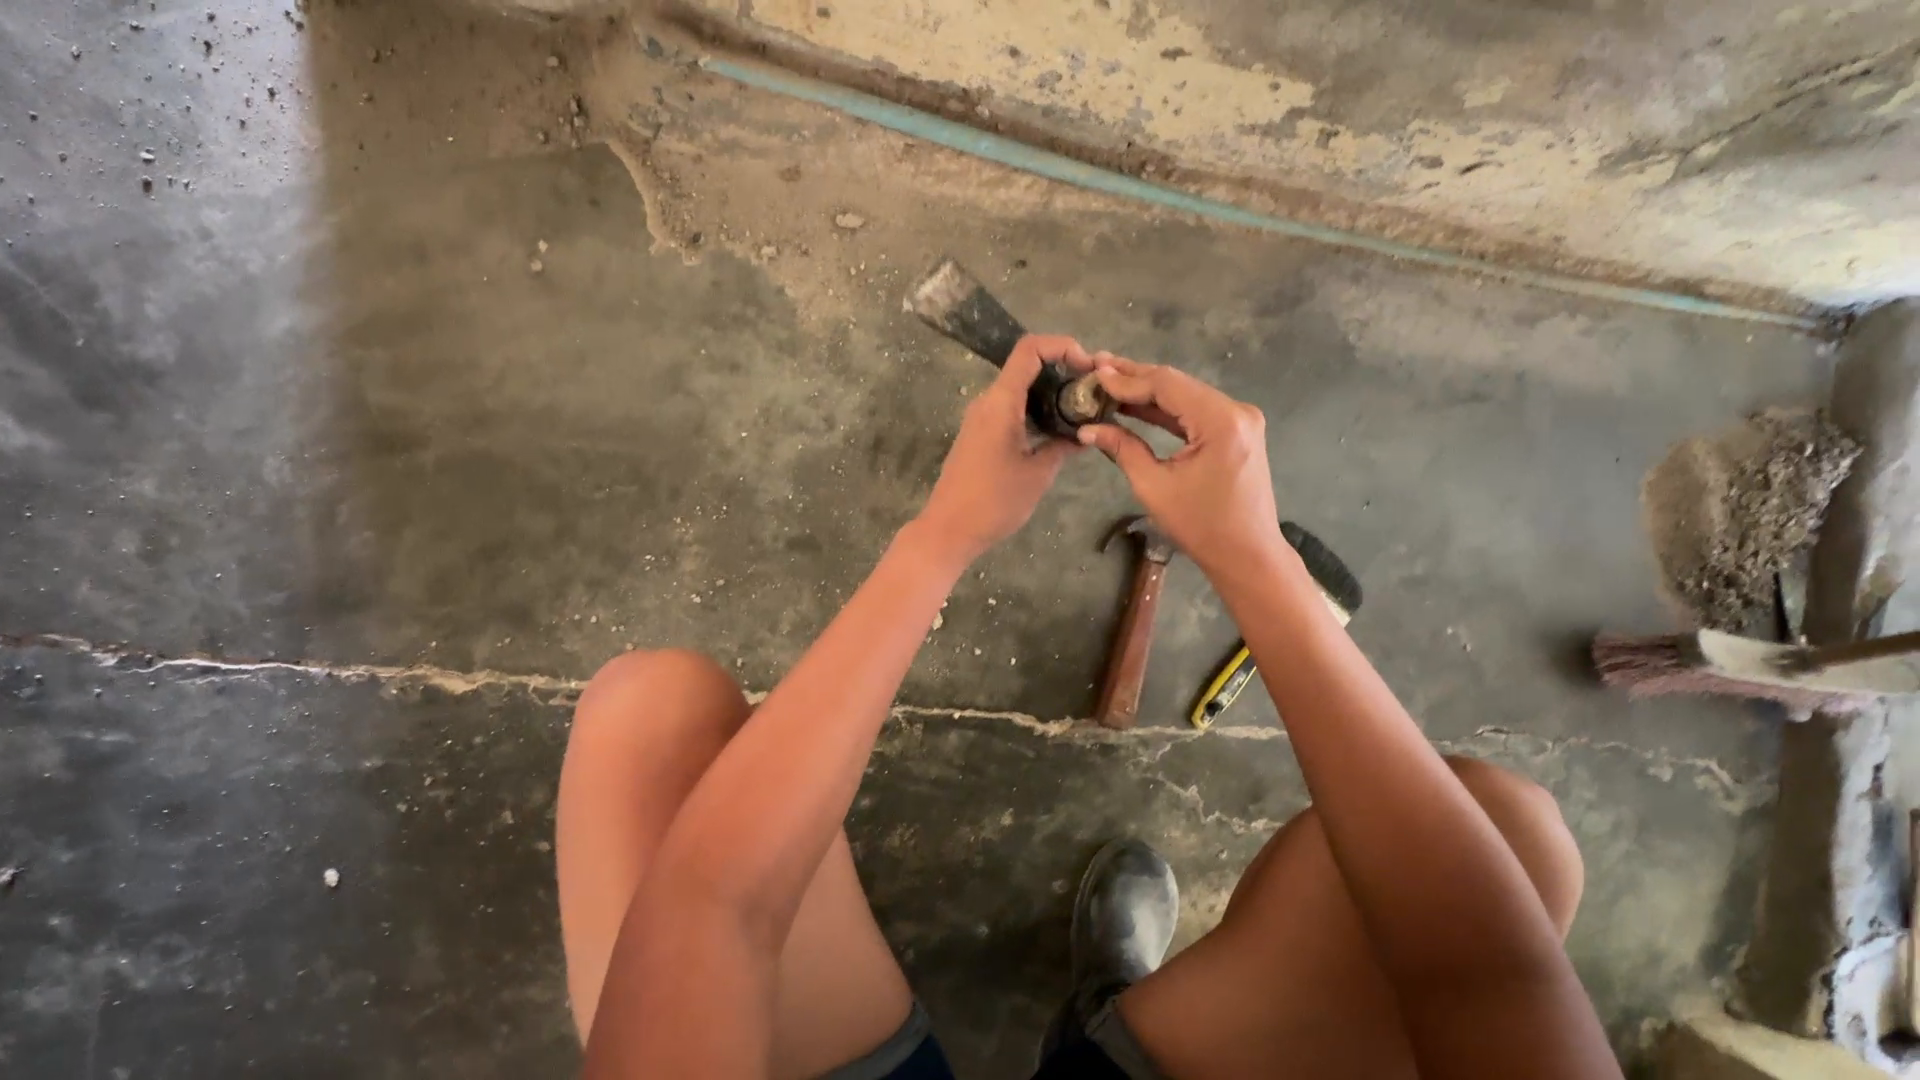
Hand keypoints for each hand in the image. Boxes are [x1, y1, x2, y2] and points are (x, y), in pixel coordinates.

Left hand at [914, 335, 1083, 563]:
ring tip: (1082, 410)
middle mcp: (988, 401)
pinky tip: (1058, 430)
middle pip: (1027, 366)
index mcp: (1001, 402)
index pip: (1030, 349)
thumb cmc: (994, 502)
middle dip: (1063, 371)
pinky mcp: (979, 434)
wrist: (948, 530)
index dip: (1062, 346)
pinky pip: (1011, 409)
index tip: (1087, 365)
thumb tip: (1085, 434)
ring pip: (1020, 389)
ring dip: (1051, 393)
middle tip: (1093, 391)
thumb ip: (1063, 446)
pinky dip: (1036, 410)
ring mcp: (981, 418)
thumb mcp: (1038, 474)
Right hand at [1075, 354, 1284, 572]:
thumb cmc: (1201, 527)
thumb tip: (1087, 428)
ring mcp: (1239, 419)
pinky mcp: (1236, 430)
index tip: (1094, 375)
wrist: (1247, 554)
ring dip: (1148, 391)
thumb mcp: (1154, 487)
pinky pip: (1195, 411)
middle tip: (1096, 367)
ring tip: (1109, 381)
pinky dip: (1165, 409)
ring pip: (1185, 394)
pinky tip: (1135, 404)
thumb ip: (1123, 449)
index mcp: (1220, 422)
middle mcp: (1236, 410)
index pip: (1166, 385)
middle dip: (1135, 378)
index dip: (1127, 380)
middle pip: (1177, 383)